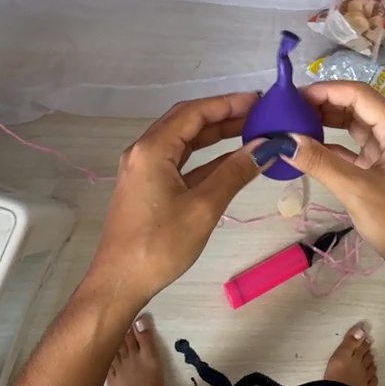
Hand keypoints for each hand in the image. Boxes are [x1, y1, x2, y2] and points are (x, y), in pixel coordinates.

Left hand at [84, 92, 265, 307]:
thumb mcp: (203, 208)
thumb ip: (235, 172)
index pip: (194, 112)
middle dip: (223, 114)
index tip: (258, 101)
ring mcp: (144, 168)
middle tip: (258, 113)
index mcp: (152, 148)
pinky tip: (230, 159)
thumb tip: (266, 147)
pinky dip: (205, 156)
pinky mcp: (147, 185)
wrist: (118, 284)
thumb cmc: (159, 245)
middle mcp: (144, 150)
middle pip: (187, 120)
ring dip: (214, 134)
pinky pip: (179, 160)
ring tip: (249, 130)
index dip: (227, 103)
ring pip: (183, 140)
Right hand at [280, 81, 384, 288]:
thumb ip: (320, 162)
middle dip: (324, 104)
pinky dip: (332, 146)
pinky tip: (310, 150)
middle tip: (290, 110)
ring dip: (327, 123)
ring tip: (296, 124)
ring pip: (354, 126)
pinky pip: (353, 148)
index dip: (327, 90)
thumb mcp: (356, 189)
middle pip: (356, 106)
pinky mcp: (381, 170)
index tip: (295, 96)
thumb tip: (284, 140)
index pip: (359, 94)